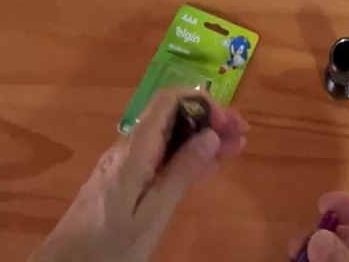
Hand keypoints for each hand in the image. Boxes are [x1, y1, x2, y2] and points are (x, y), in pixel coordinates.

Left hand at [31, 89, 247, 261]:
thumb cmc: (107, 249)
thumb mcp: (151, 216)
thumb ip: (181, 173)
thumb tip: (211, 133)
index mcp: (135, 149)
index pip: (170, 100)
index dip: (204, 103)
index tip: (230, 127)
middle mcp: (128, 148)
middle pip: (172, 116)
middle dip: (209, 121)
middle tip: (241, 140)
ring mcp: (122, 165)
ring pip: (167, 137)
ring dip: (199, 139)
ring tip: (230, 153)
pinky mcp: (119, 182)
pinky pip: (158, 156)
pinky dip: (184, 157)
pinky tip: (201, 171)